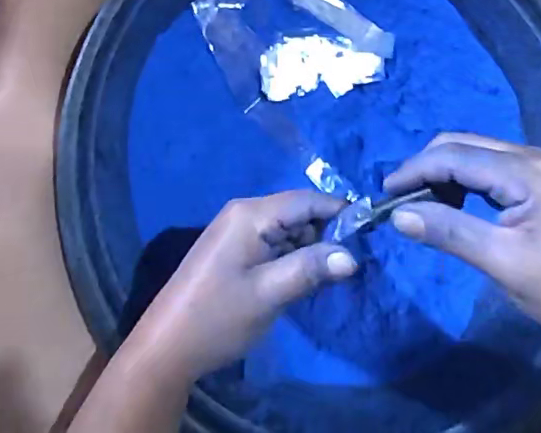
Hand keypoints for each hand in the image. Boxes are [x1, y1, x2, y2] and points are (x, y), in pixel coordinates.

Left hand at [126, 189, 359, 379]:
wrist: (169, 341)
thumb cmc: (219, 315)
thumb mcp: (269, 295)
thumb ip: (309, 270)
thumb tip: (352, 255)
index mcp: (251, 214)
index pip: (304, 200)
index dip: (338, 210)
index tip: (371, 227)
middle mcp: (244, 212)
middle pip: (296, 211)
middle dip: (326, 230)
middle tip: (356, 258)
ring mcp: (237, 228)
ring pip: (287, 227)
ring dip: (310, 245)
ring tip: (337, 270)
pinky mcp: (235, 247)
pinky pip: (273, 240)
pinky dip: (293, 253)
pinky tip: (307, 275)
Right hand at [383, 132, 540, 348]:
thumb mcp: (505, 264)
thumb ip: (450, 232)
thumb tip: (398, 214)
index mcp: (524, 171)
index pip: (452, 156)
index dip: (413, 171)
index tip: (383, 194)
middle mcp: (529, 157)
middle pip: (459, 146)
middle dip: (424, 167)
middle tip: (397, 198)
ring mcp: (536, 168)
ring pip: (471, 154)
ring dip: (441, 173)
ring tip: (418, 203)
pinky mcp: (538, 184)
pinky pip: (486, 167)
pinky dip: (460, 181)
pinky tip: (451, 205)